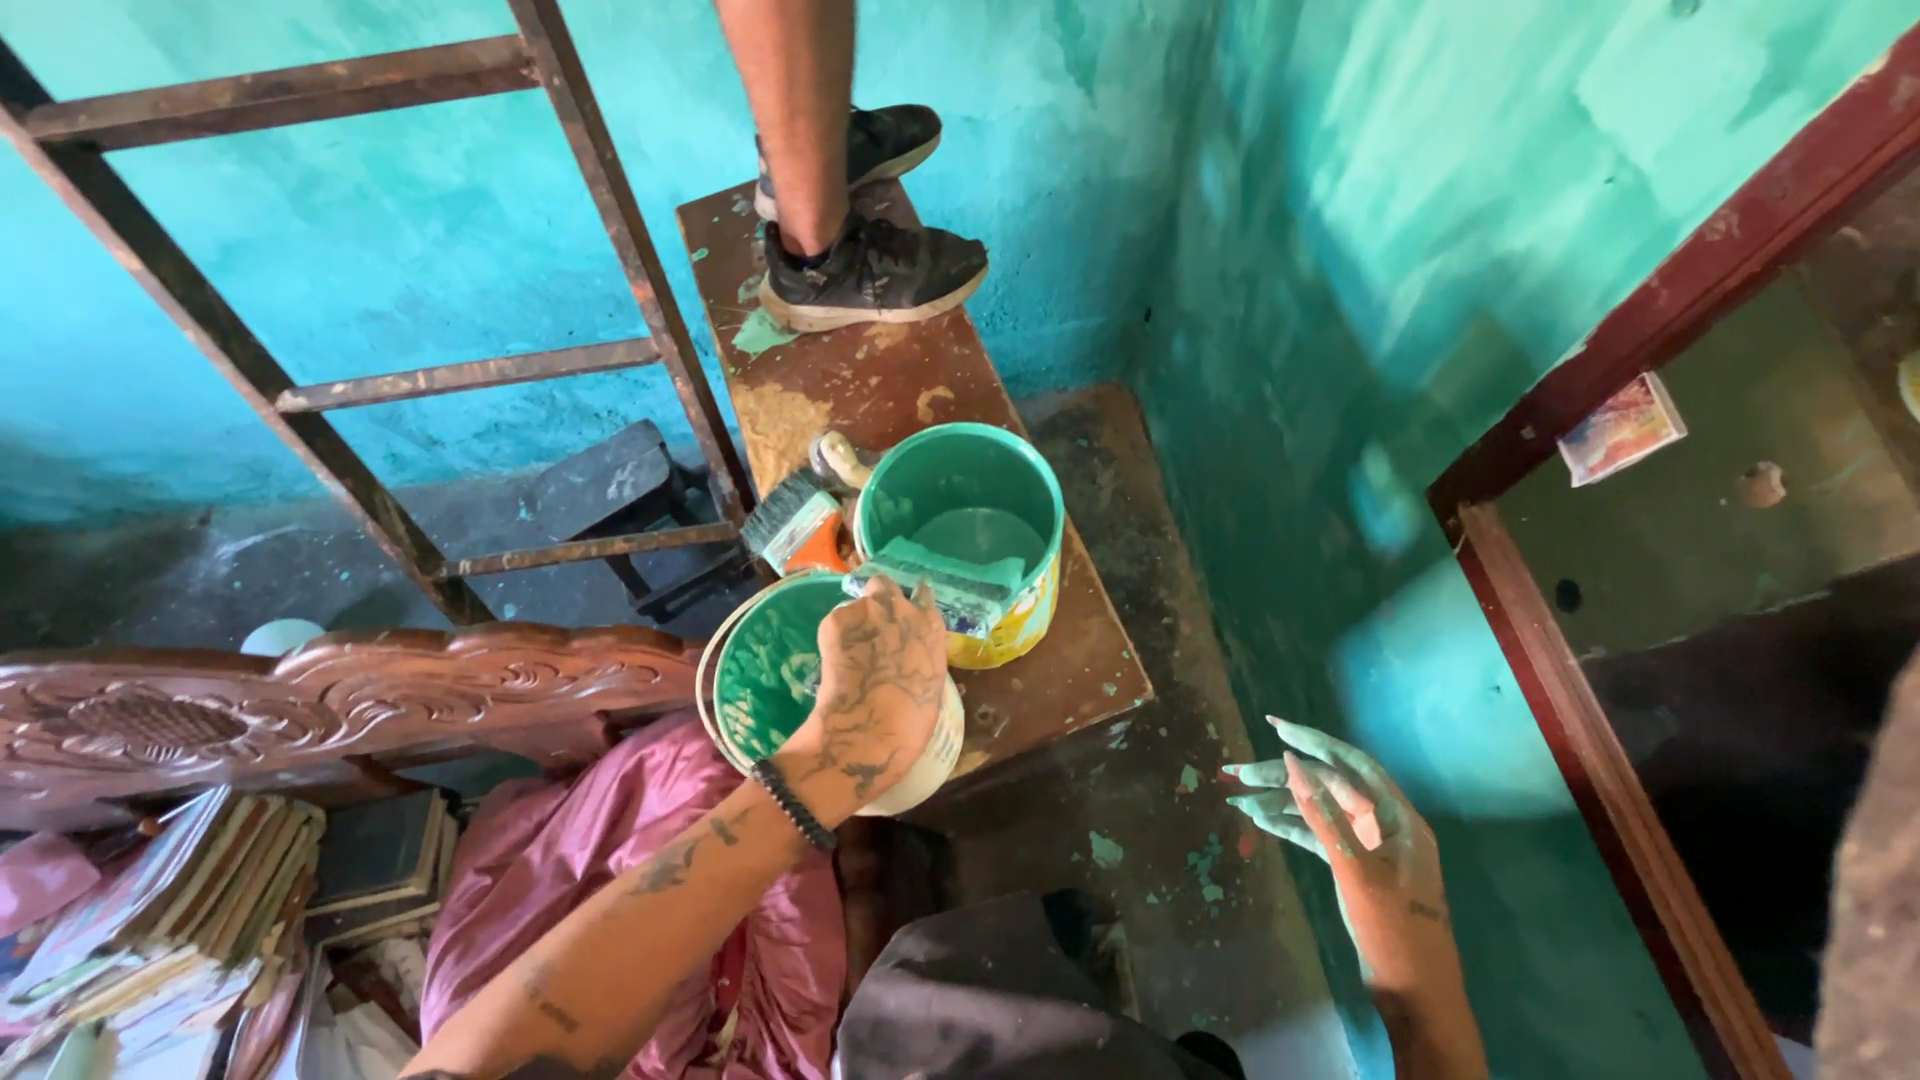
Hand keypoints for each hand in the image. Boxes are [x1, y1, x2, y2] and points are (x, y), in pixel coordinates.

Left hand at [776, 576, 947, 824]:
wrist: (871, 728)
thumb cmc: (912, 720)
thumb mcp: (930, 684)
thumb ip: (921, 656)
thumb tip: (908, 657)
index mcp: (931, 626)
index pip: (922, 597)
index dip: (907, 608)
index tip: (900, 619)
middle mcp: (901, 608)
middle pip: (884, 585)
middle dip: (876, 599)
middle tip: (869, 625)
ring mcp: (866, 610)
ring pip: (855, 606)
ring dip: (853, 623)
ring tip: (849, 654)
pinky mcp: (835, 621)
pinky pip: (834, 623)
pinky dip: (833, 639)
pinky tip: (835, 663)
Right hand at [1225, 717, 1451, 990]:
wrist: (1414, 993)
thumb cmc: (1391, 930)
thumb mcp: (1354, 868)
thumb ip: (1322, 813)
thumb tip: (1293, 763)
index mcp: (1396, 817)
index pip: (1349, 764)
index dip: (1312, 740)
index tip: (1274, 725)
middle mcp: (1384, 824)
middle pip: (1329, 785)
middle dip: (1284, 775)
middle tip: (1238, 771)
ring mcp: (1369, 846)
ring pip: (1319, 810)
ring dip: (1281, 802)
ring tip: (1238, 797)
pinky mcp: (1355, 867)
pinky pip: (1318, 835)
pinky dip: (1290, 826)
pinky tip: (1259, 819)